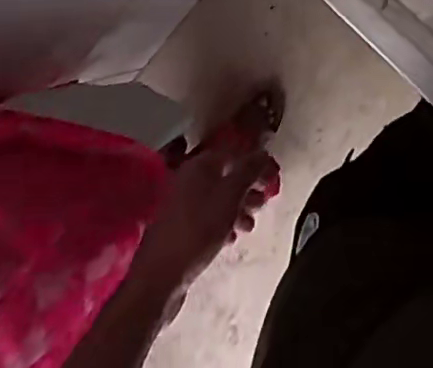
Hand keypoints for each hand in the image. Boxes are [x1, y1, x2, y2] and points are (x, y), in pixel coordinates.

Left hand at [130, 146, 278, 294]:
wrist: (158, 279)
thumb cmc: (197, 231)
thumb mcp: (230, 197)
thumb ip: (249, 171)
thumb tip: (263, 153)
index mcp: (199, 166)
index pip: (235, 153)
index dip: (257, 163)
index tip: (274, 178)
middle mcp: (188, 180)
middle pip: (227, 176)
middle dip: (249, 188)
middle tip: (265, 202)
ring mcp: (181, 205)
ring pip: (219, 198)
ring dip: (239, 208)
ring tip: (251, 224)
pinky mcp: (180, 229)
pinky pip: (208, 218)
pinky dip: (224, 223)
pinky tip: (233, 237)